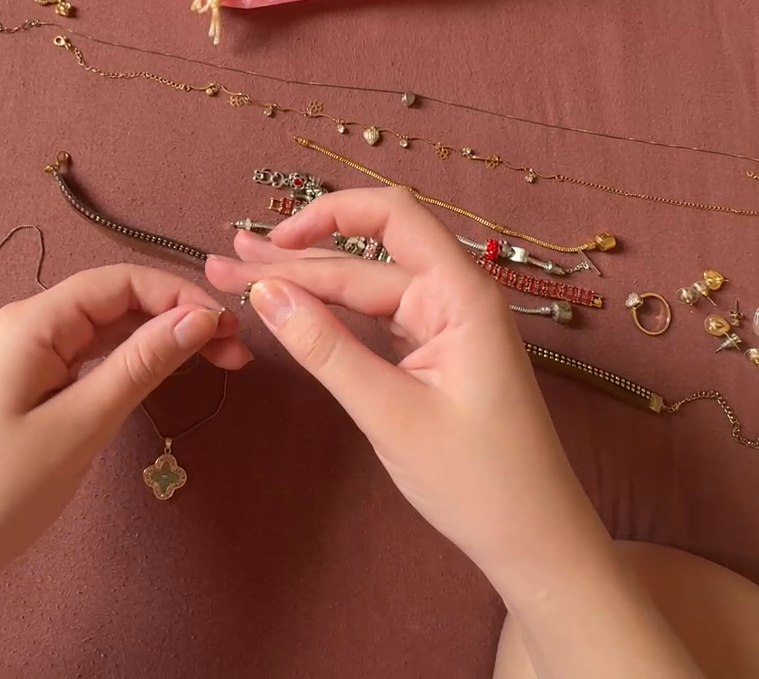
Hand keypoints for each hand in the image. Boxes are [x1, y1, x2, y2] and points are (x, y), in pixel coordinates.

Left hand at [0, 264, 250, 678]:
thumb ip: (141, 364)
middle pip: (117, 300)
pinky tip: (165, 372)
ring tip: (216, 360)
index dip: (179, 295)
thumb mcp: (80, 424)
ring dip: (161, 338)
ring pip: (108, 328)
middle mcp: (31, 323)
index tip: (227, 328)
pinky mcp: (33, 382)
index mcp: (34, 319)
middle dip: (177, 315)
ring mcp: (30, 353)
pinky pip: (92, 355)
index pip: (120, 281)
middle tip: (234, 351)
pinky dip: (133, 360)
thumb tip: (200, 317)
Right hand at [204, 187, 573, 589]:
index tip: (273, 241)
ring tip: (236, 271)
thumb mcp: (391, 413)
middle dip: (292, 260)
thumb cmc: (477, 481)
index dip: (329, 214)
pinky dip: (324, 314)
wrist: (534, 542)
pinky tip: (286, 305)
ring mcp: (437, 322)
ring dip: (300, 283)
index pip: (392, 217)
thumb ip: (325, 348)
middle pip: (361, 259)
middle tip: (224, 261)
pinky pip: (368, 318)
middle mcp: (450, 295)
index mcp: (460, 294)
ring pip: (359, 288)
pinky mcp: (426, 349)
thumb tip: (264, 293)